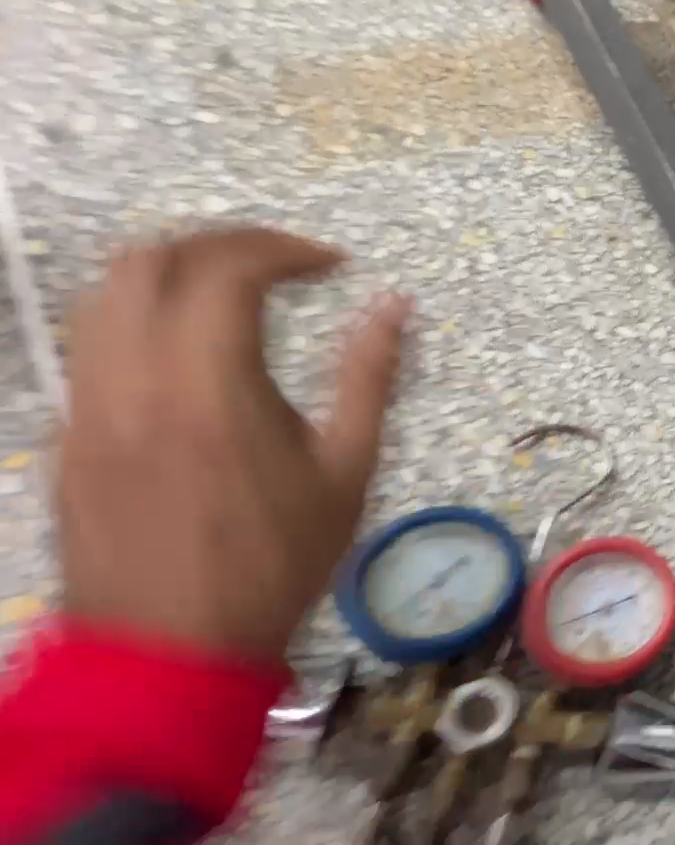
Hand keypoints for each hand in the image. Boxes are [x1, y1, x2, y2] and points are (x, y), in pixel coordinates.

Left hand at [55, 228, 412, 660]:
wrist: (170, 642)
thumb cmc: (279, 554)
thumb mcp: (349, 466)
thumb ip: (369, 375)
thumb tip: (393, 306)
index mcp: (210, 390)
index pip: (225, 274)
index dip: (283, 250)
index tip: (333, 264)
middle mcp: (131, 384)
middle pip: (145, 264)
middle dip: (220, 242)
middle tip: (281, 260)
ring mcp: (86, 408)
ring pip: (102, 297)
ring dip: (173, 271)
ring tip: (238, 288)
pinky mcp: (69, 434)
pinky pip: (91, 344)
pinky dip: (144, 314)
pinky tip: (195, 345)